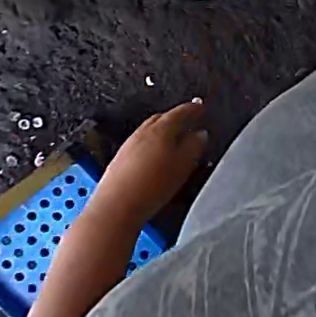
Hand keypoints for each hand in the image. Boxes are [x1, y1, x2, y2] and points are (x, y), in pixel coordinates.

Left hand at [96, 99, 208, 219]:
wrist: (115, 209)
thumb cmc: (153, 185)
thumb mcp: (184, 164)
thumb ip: (195, 145)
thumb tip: (200, 134)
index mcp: (162, 128)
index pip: (181, 111)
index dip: (193, 108)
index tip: (200, 107)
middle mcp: (143, 132)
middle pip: (162, 118)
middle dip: (176, 118)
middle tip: (188, 124)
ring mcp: (128, 145)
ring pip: (149, 131)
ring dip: (162, 132)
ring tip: (173, 143)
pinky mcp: (118, 160)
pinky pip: (138, 145)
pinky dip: (150, 145)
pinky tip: (154, 159)